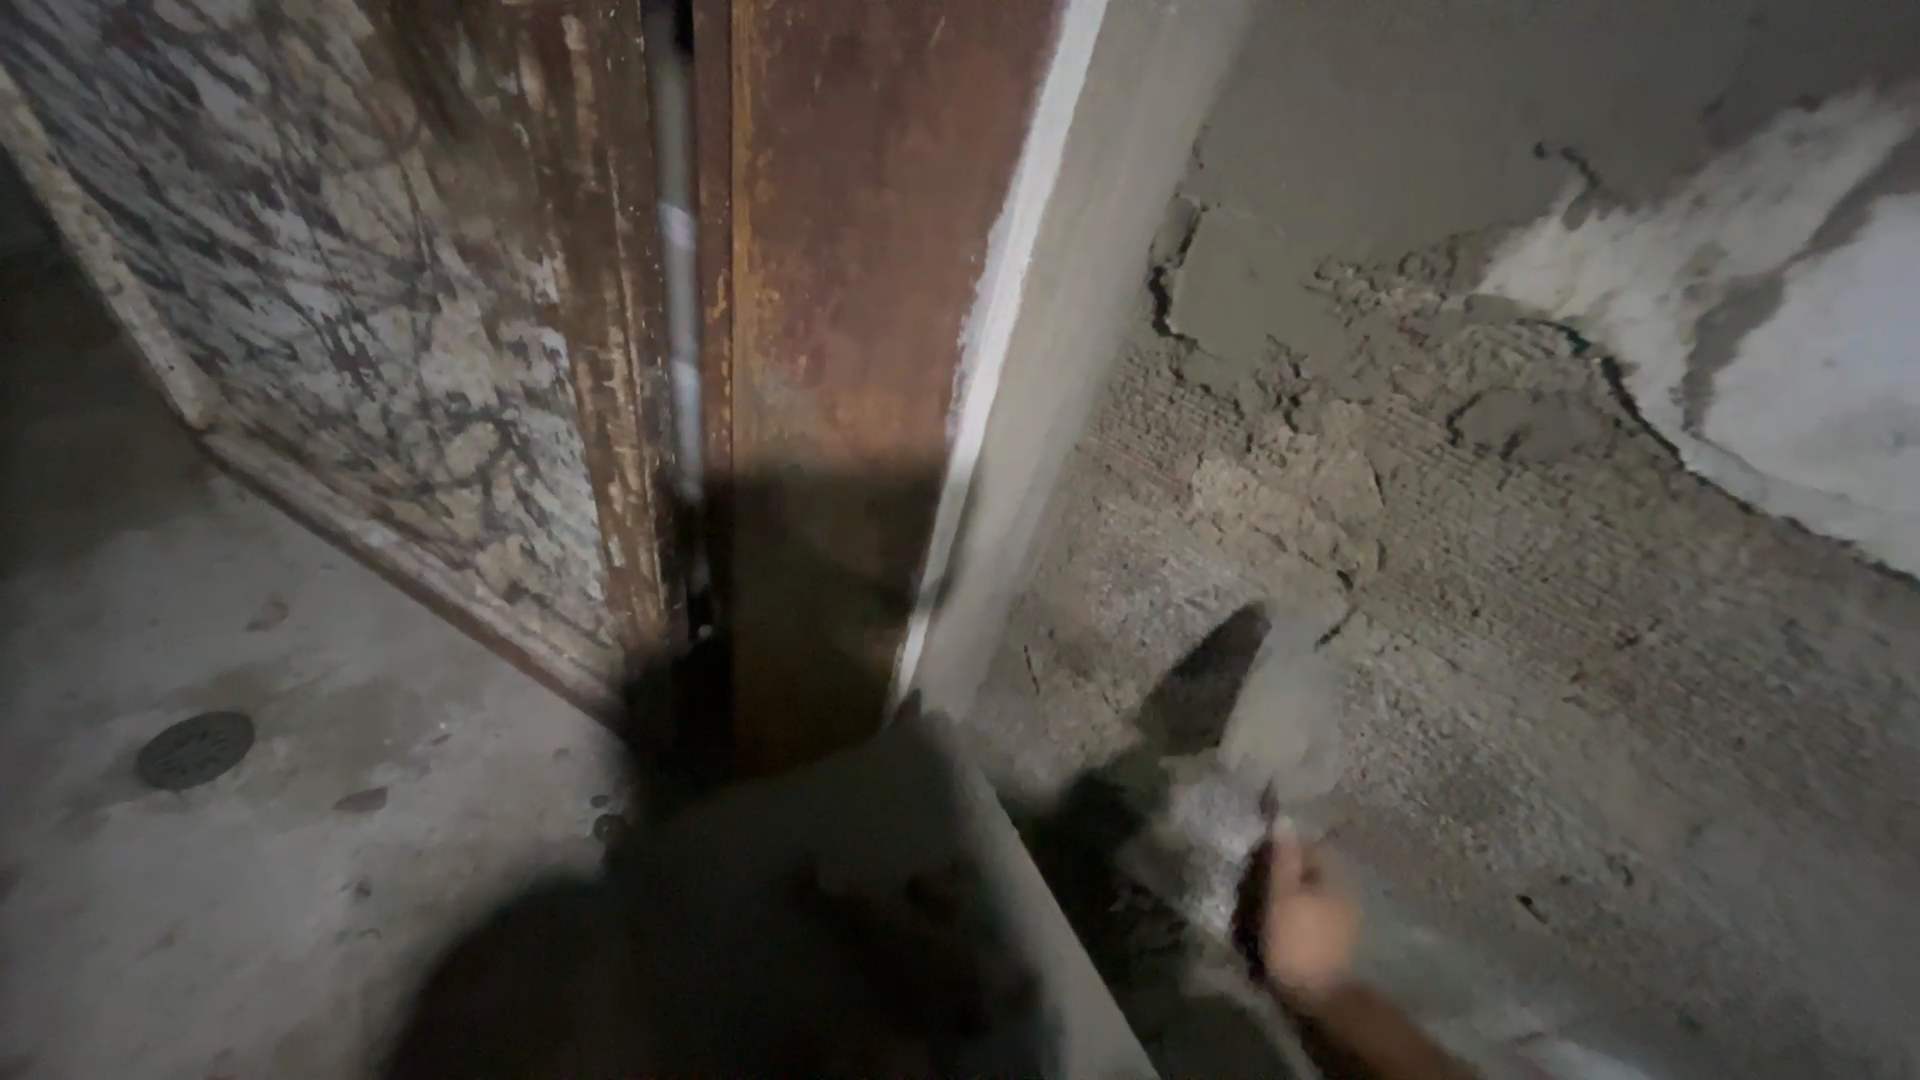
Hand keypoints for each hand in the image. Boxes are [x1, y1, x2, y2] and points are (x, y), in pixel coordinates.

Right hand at [1261, 830, 1358, 1000]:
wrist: (1321, 998)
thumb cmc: (1296, 940)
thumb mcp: (1281, 893)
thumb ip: (1282, 855)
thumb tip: (1283, 816)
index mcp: (1332, 875)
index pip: (1305, 845)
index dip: (1278, 849)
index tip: (1256, 863)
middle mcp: (1343, 890)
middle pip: (1307, 868)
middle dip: (1281, 873)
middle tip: (1255, 887)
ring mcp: (1344, 916)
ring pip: (1308, 892)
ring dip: (1286, 896)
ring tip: (1262, 910)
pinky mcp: (1338, 938)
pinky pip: (1312, 913)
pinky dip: (1295, 915)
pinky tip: (1280, 928)